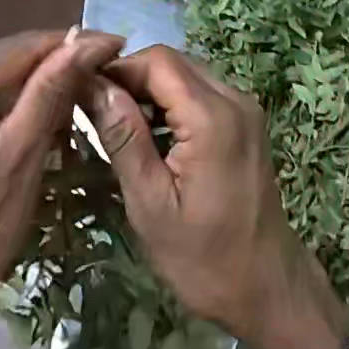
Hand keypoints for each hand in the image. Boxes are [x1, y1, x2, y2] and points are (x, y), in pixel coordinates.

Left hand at [0, 29, 124, 348]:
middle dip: (54, 64)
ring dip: (35, 84)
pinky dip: (9, 102)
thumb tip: (83, 41)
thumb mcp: (17, 164)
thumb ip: (49, 95)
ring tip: (82, 91)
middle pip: (2, 58)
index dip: (72, 45)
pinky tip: (40, 113)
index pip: (17, 49)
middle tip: (105, 72)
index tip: (118, 45)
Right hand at [88, 46, 348, 348]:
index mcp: (213, 118)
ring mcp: (246, 110)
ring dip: (150, 90)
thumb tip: (92, 86)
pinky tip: (151, 135)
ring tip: (118, 126)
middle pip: (173, 62)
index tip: (81, 93)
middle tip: (95, 112)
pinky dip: (172, 102)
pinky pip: (202, 93)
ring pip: (187, 74)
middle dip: (131, 78)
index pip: (157, 61)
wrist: (267, 287)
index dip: (116, 68)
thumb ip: (123, 138)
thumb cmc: (204, 258)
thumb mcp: (151, 203)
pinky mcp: (247, 124)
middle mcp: (235, 100)